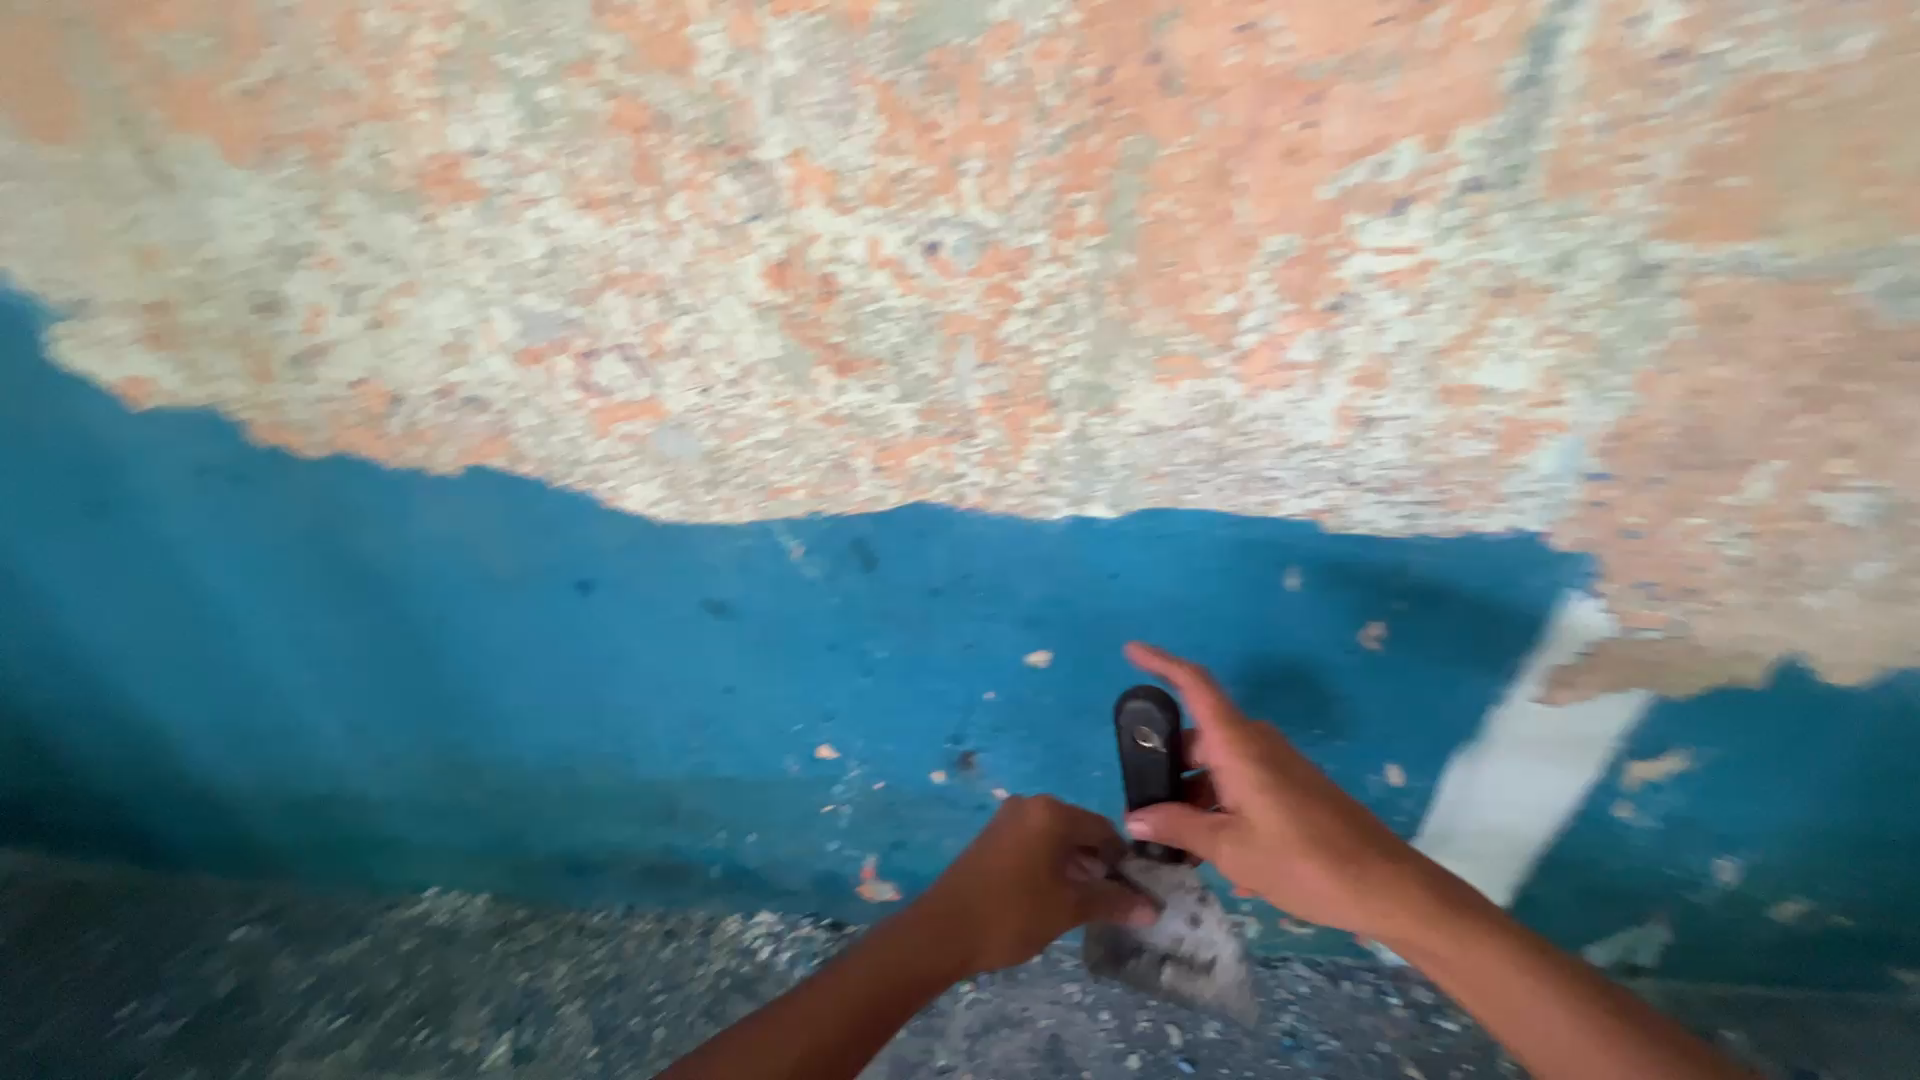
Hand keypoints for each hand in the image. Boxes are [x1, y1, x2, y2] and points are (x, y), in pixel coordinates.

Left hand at [909, 795, 1156, 975]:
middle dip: (1099, 862)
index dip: (1123, 860)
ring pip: (1056, 837)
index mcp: (1051, 812)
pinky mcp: (993, 836)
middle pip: (1079, 829)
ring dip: (1075, 865)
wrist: (943, 930)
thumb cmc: (1012, 913)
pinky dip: (1051, 863)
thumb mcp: (1068, 909)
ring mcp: (1007, 819)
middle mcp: (1030, 805)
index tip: (1136, 891)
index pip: (1103, 828)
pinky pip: (1034, 842)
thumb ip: (1111, 902)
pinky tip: (1055, 895)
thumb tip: (1151, 908)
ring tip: (1087, 903)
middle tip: (1114, 900)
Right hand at [1121, 642, 1445, 942]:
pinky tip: (1218, 854)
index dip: (1161, 663)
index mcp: (1239, 745)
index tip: (1131, 651)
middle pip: (1199, 737)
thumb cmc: (1304, 862)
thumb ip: (1179, 828)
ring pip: (1219, 765)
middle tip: (1146, 810)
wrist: (1387, 887)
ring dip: (1196, 797)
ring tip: (1181, 846)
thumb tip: (1135, 817)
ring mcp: (1278, 764)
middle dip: (1170, 769)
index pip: (1195, 685)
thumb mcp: (1231, 850)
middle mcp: (1257, 743)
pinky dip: (1222, 806)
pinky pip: (1242, 782)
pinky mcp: (1293, 786)